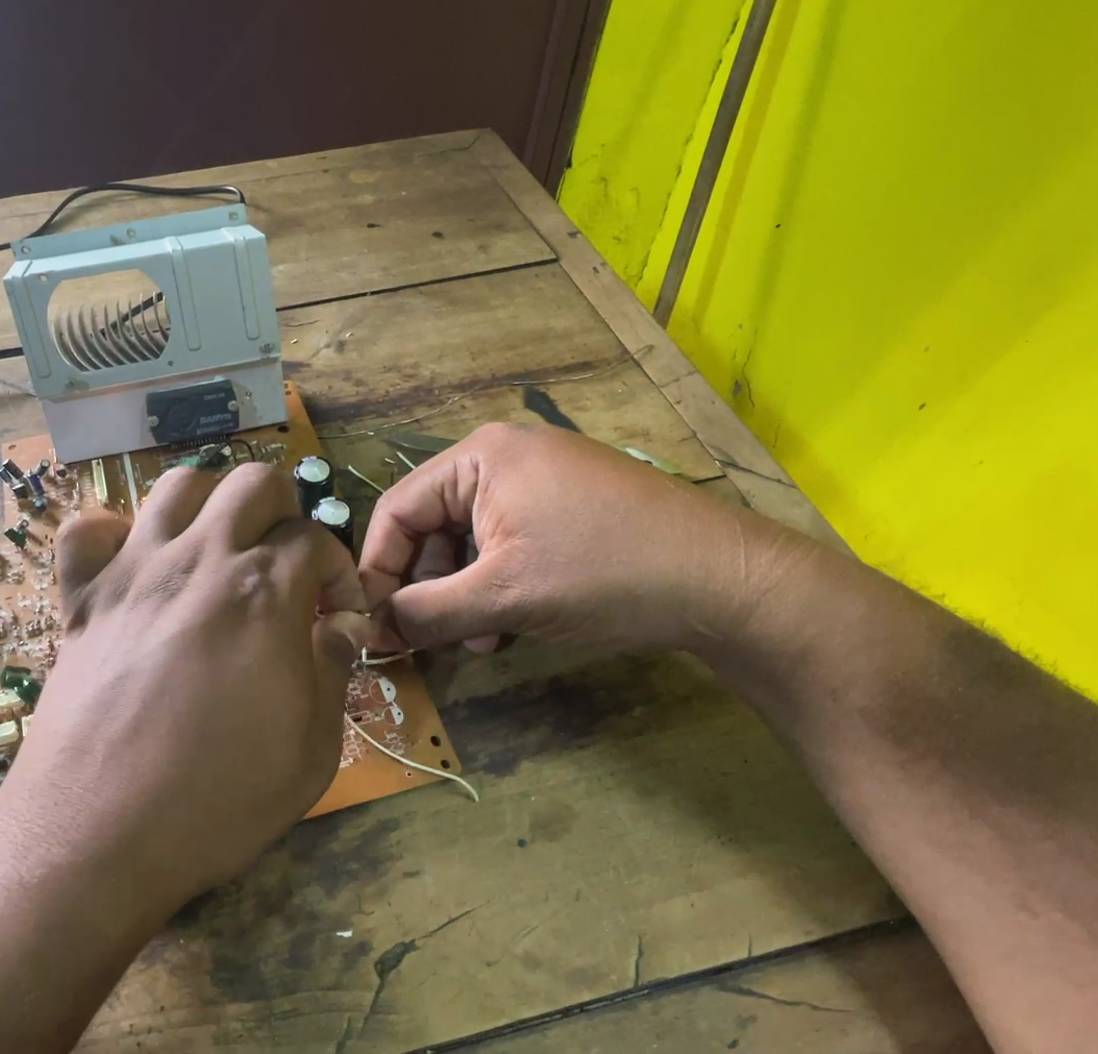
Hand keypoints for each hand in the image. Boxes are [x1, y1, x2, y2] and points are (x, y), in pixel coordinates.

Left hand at [0, 463, 370, 911]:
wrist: (96, 836)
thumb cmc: (216, 801)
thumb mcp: (312, 751)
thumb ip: (332, 671)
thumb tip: (337, 626)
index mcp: (264, 593)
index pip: (317, 539)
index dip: (340, 574)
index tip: (337, 619)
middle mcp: (199, 560)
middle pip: (254, 482)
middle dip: (285, 513)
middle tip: (286, 567)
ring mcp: (132, 572)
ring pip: (177, 485)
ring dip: (211, 505)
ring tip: (219, 552)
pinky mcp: (81, 599)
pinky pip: (85, 530)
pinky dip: (111, 533)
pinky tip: (132, 564)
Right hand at [360, 422, 800, 655]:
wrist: (727, 581)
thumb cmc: (603, 575)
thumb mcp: (503, 598)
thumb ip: (426, 613)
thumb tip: (370, 630)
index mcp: (480, 456)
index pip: (397, 509)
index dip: (377, 571)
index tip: (371, 624)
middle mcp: (505, 455)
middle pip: (432, 525)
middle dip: (428, 588)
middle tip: (432, 642)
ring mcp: (543, 477)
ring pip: (470, 540)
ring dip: (463, 594)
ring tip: (482, 641)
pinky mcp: (570, 504)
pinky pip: (507, 541)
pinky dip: (497, 584)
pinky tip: (510, 625)